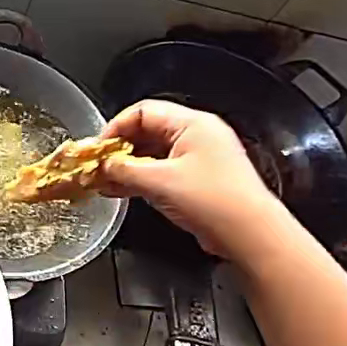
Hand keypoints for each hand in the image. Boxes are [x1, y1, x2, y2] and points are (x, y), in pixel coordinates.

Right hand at [98, 99, 287, 260]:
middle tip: (97, 166)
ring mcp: (197, 158)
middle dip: (118, 150)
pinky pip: (160, 172)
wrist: (249, 234)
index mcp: (192, 123)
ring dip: (126, 167)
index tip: (98, 148)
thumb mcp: (159, 181)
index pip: (142, 111)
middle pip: (146, 131)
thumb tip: (103, 166)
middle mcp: (196, 135)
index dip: (115, 128)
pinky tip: (120, 191)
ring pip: (151, 154)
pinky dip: (139, 180)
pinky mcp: (196, 180)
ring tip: (104, 181)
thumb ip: (124, 170)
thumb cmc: (216, 201)